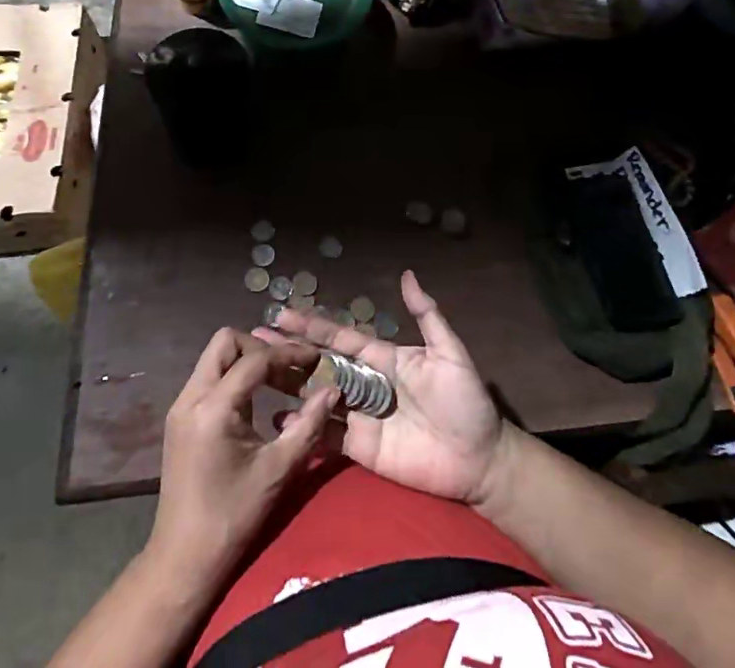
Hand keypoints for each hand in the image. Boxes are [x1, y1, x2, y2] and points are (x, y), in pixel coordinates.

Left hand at [147, 328, 337, 581]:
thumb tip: (332, 391)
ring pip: (214, 358)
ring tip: (281, 383)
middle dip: (261, 348)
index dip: (288, 354)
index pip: (254, 359)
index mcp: (213, 407)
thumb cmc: (234, 514)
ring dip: (247, 362)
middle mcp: (190, 396)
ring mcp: (181, 405)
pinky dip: (234, 378)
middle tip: (291, 369)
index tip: (315, 360)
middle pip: (225, 343)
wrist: (185, 553)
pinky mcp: (179, 417)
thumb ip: (308, 425)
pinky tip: (258, 401)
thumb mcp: (278, 469)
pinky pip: (208, 379)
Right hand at [257, 271, 513, 506]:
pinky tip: (277, 419)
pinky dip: (301, 426)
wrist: (480, 460)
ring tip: (255, 376)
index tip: (282, 314)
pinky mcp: (358, 447)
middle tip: (253, 340)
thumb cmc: (467, 402)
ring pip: (315, 396)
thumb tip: (408, 275)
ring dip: (286, 384)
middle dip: (287, 352)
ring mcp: (358, 416)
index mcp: (381, 358)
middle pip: (318, 364)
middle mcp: (363, 383)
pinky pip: (324, 434)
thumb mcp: (450, 353)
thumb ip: (427, 315)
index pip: (339, 338)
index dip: (311, 326)